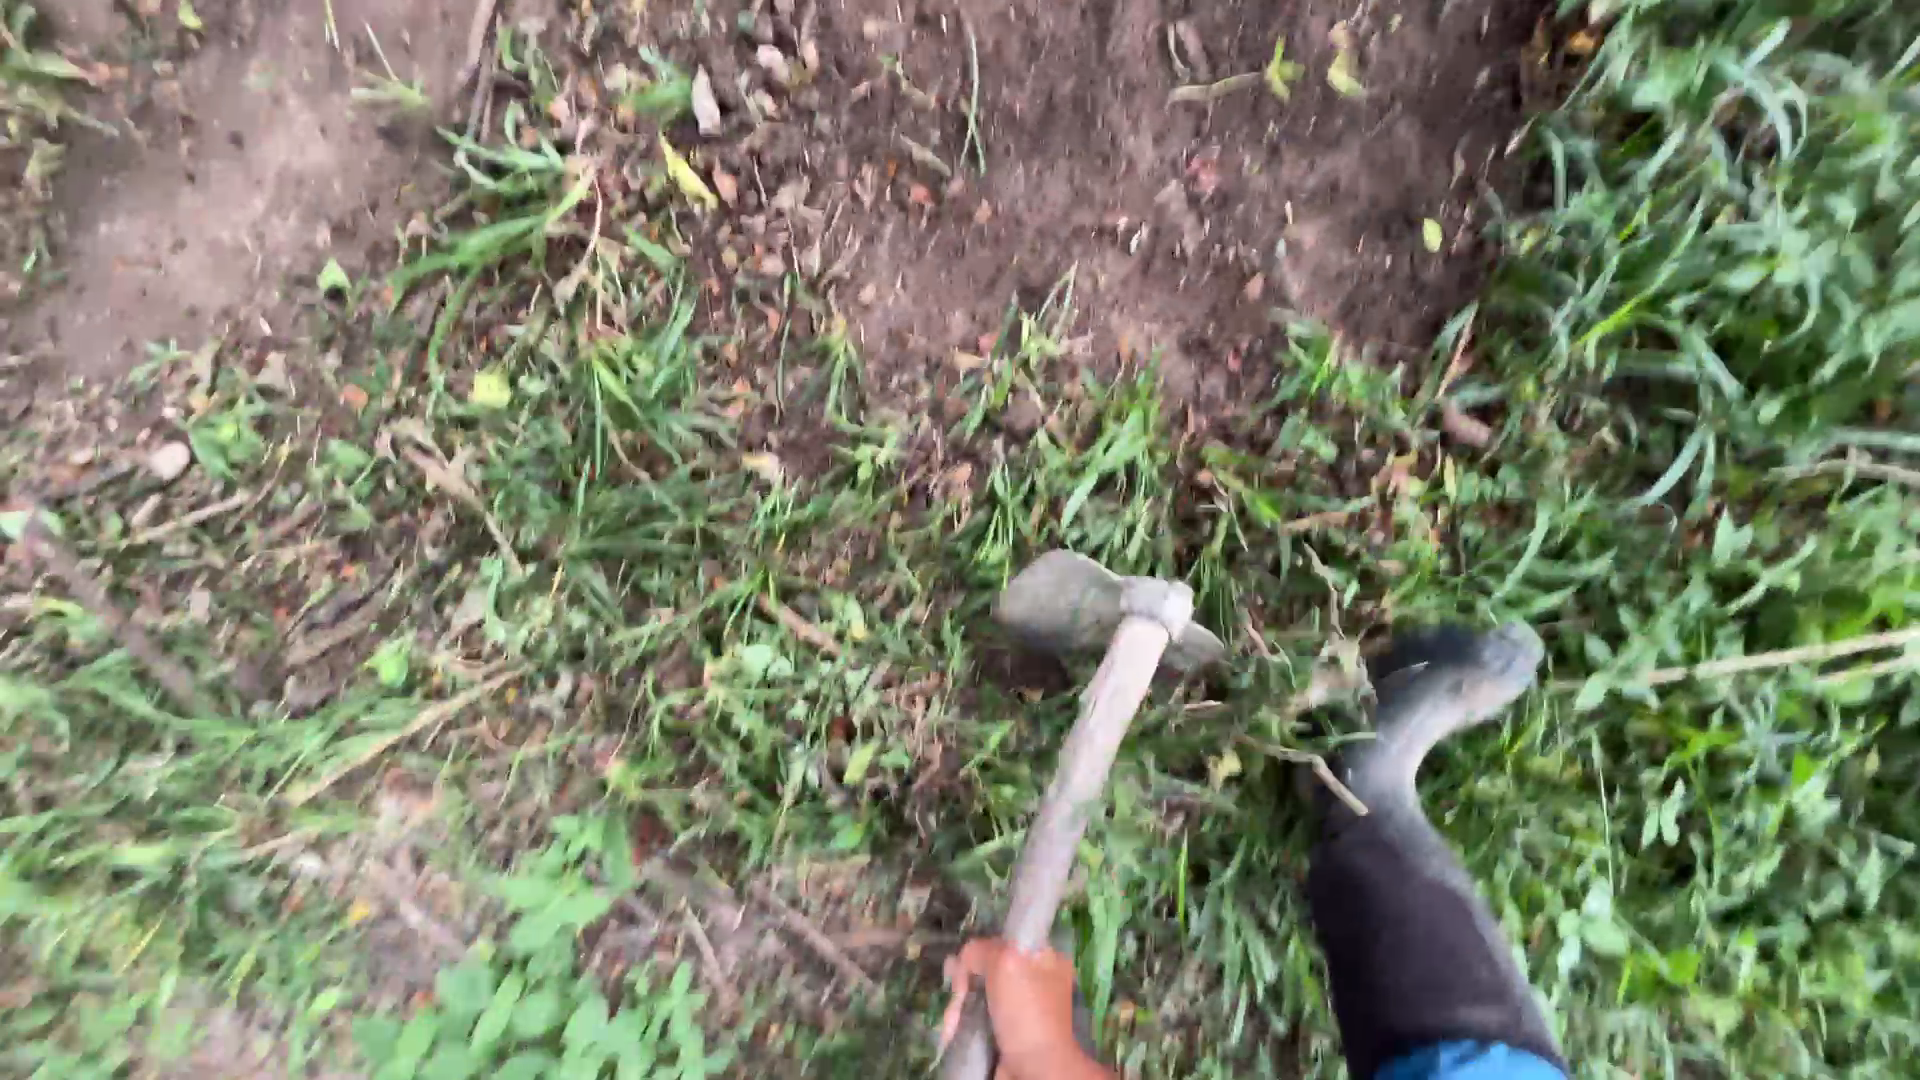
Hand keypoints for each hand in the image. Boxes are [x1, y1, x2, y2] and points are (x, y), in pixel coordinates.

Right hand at [940, 939, 1111, 1079]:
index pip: (1005, 938)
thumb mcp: (1005, 962)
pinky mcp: (1004, 1032)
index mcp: (1044, 957)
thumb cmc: (1026, 1011)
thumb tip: (963, 960)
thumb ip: (981, 949)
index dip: (983, 948)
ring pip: (977, 993)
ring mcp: (1018, 1008)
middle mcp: (1033, 979)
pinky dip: (960, 1022)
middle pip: (987, 967)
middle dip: (965, 980)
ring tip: (952, 1022)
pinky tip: (951, 1029)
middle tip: (957, 994)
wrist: (1035, 1072)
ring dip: (958, 1005)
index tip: (966, 963)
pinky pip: (976, 1017)